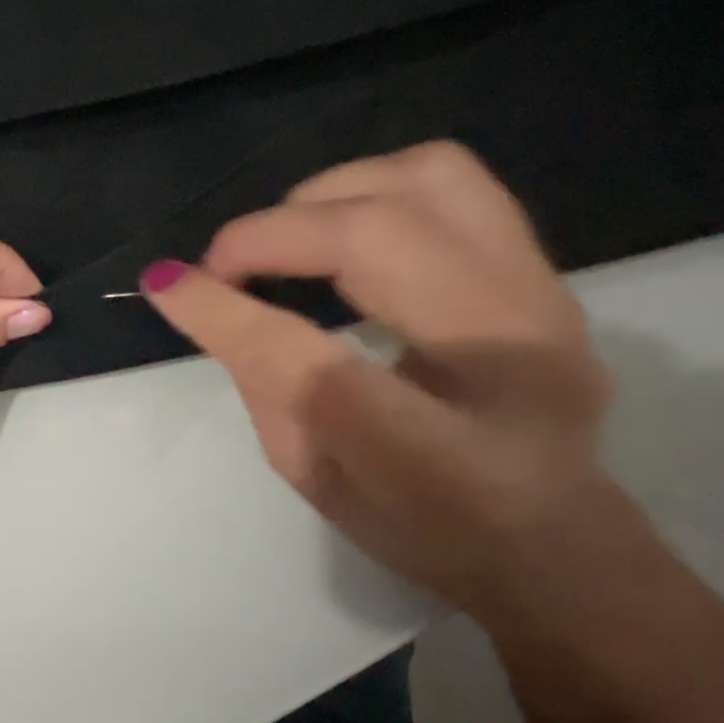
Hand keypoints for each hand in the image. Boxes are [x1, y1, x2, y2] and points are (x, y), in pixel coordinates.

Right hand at [140, 141, 616, 609]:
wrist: (557, 543)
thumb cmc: (418, 524)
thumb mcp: (311, 474)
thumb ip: (258, 381)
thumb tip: (189, 290)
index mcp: (446, 453)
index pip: (315, 363)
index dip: (227, 313)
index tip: (166, 284)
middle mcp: (516, 359)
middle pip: (378, 236)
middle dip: (271, 235)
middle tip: (225, 271)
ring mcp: (543, 298)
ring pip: (427, 179)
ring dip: (329, 196)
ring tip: (288, 241)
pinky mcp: (541, 269)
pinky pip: (453, 184)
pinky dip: (375, 190)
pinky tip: (340, 233)